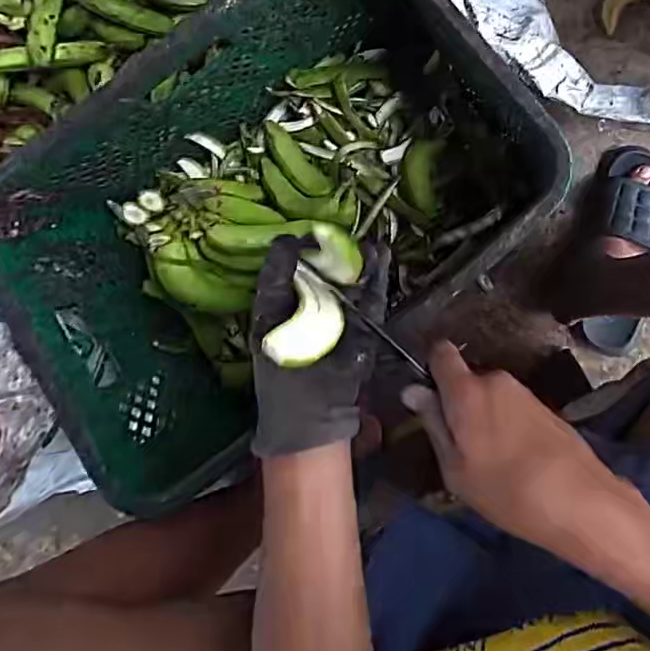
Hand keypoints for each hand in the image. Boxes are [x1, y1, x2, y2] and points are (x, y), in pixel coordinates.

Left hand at [249, 238, 389, 458]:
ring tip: (365, 241)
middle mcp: (314, 302)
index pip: (290, 264)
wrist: (310, 415)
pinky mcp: (364, 323)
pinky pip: (373, 295)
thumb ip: (277, 282)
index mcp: (284, 301)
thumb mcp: (268, 323)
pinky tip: (380, 255)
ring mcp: (343, 312)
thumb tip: (285, 242)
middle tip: (337, 235)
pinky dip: (378, 275)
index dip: (298, 247)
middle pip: (325, 267)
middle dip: (334, 249)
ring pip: (353, 277)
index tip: (305, 236)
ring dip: (361, 259)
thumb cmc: (281, 375)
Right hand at [402, 340, 642, 552]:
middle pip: (465, 380)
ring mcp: (523, 391)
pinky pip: (510, 406)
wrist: (578, 498)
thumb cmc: (505, 489)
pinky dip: (505, 424)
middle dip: (458, 404)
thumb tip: (413, 390)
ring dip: (483, 416)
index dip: (430, 367)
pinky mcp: (543, 405)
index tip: (427, 396)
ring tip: (488, 460)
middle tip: (458, 446)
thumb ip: (434, 424)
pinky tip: (514, 459)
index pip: (441, 352)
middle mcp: (496, 379)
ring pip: (488, 395)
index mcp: (468, 390)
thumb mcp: (455, 469)